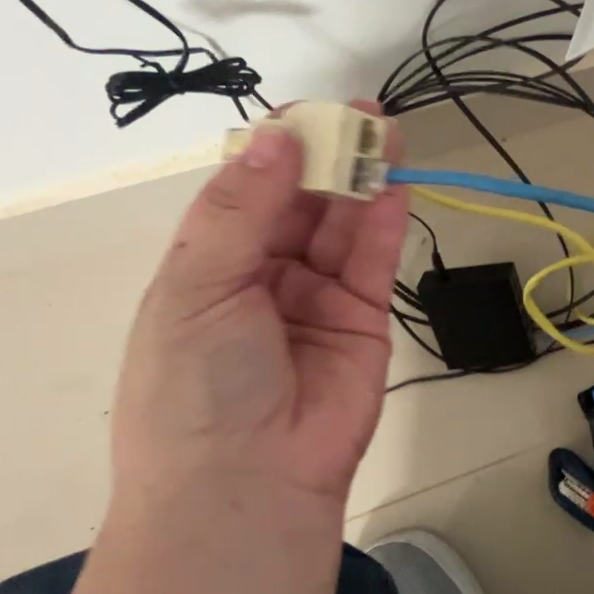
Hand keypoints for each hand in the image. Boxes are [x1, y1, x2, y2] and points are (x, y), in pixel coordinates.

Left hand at [112, 101, 408, 507]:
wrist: (248, 479)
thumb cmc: (195, 385)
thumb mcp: (198, 289)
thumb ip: (243, 213)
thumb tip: (275, 138)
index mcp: (208, 265)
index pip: (246, 192)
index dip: (275, 150)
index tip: (306, 113)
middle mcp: (264, 273)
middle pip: (302, 201)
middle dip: (328, 157)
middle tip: (360, 114)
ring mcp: (318, 294)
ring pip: (344, 223)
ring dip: (364, 179)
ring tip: (387, 134)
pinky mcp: (366, 315)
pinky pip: (376, 257)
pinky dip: (388, 219)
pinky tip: (397, 182)